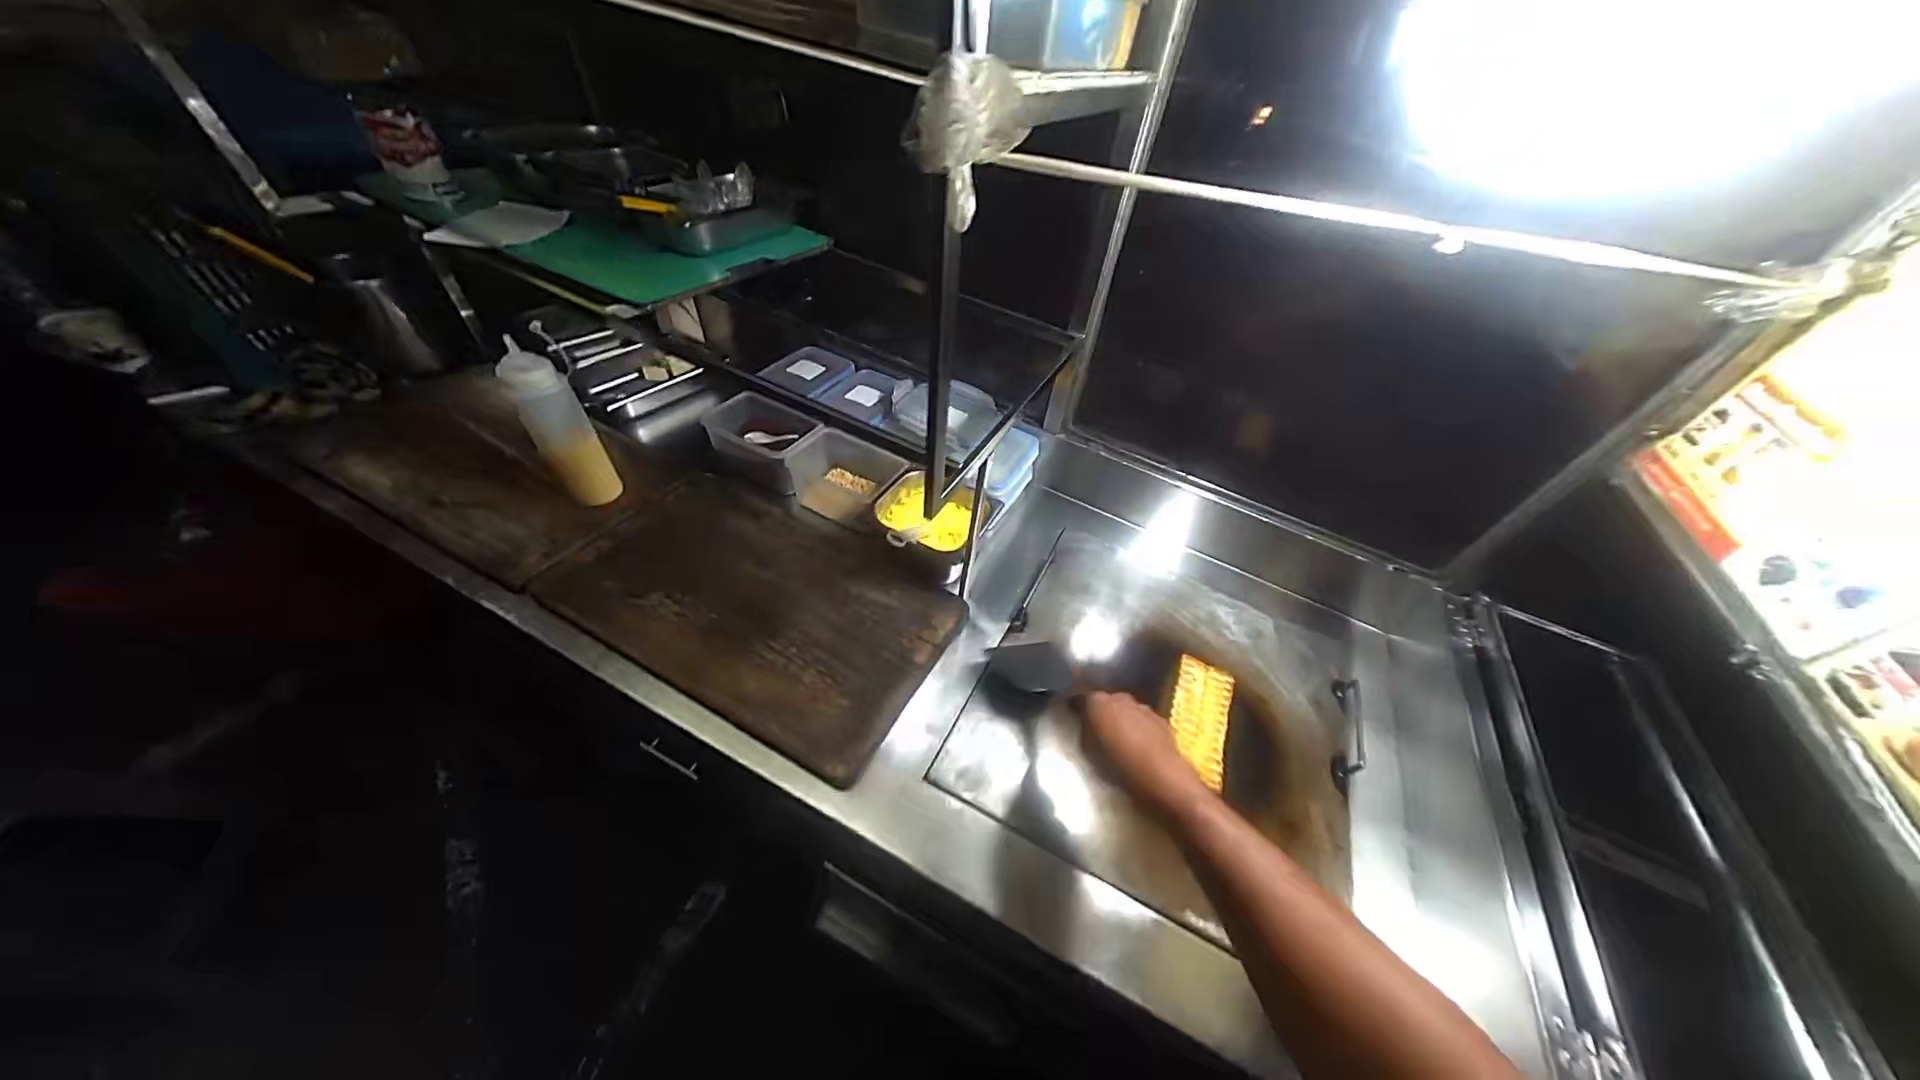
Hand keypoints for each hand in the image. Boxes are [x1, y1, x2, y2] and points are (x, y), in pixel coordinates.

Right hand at [1080, 690, 1213, 819]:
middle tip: (1099, 730)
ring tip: (1121, 738)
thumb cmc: (1119, 765)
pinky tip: (1140, 744)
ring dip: (1123, 718)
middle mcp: (1121, 698)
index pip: (1084, 698)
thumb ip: (1086, 732)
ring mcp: (1143, 707)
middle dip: (1103, 712)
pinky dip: (1140, 727)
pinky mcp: (1161, 720)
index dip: (1080, 708)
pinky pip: (1144, 719)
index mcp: (1099, 703)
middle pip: (1107, 700)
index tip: (1077, 718)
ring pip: (1127, 709)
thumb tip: (1086, 724)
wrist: (1162, 776)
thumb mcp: (1090, 751)